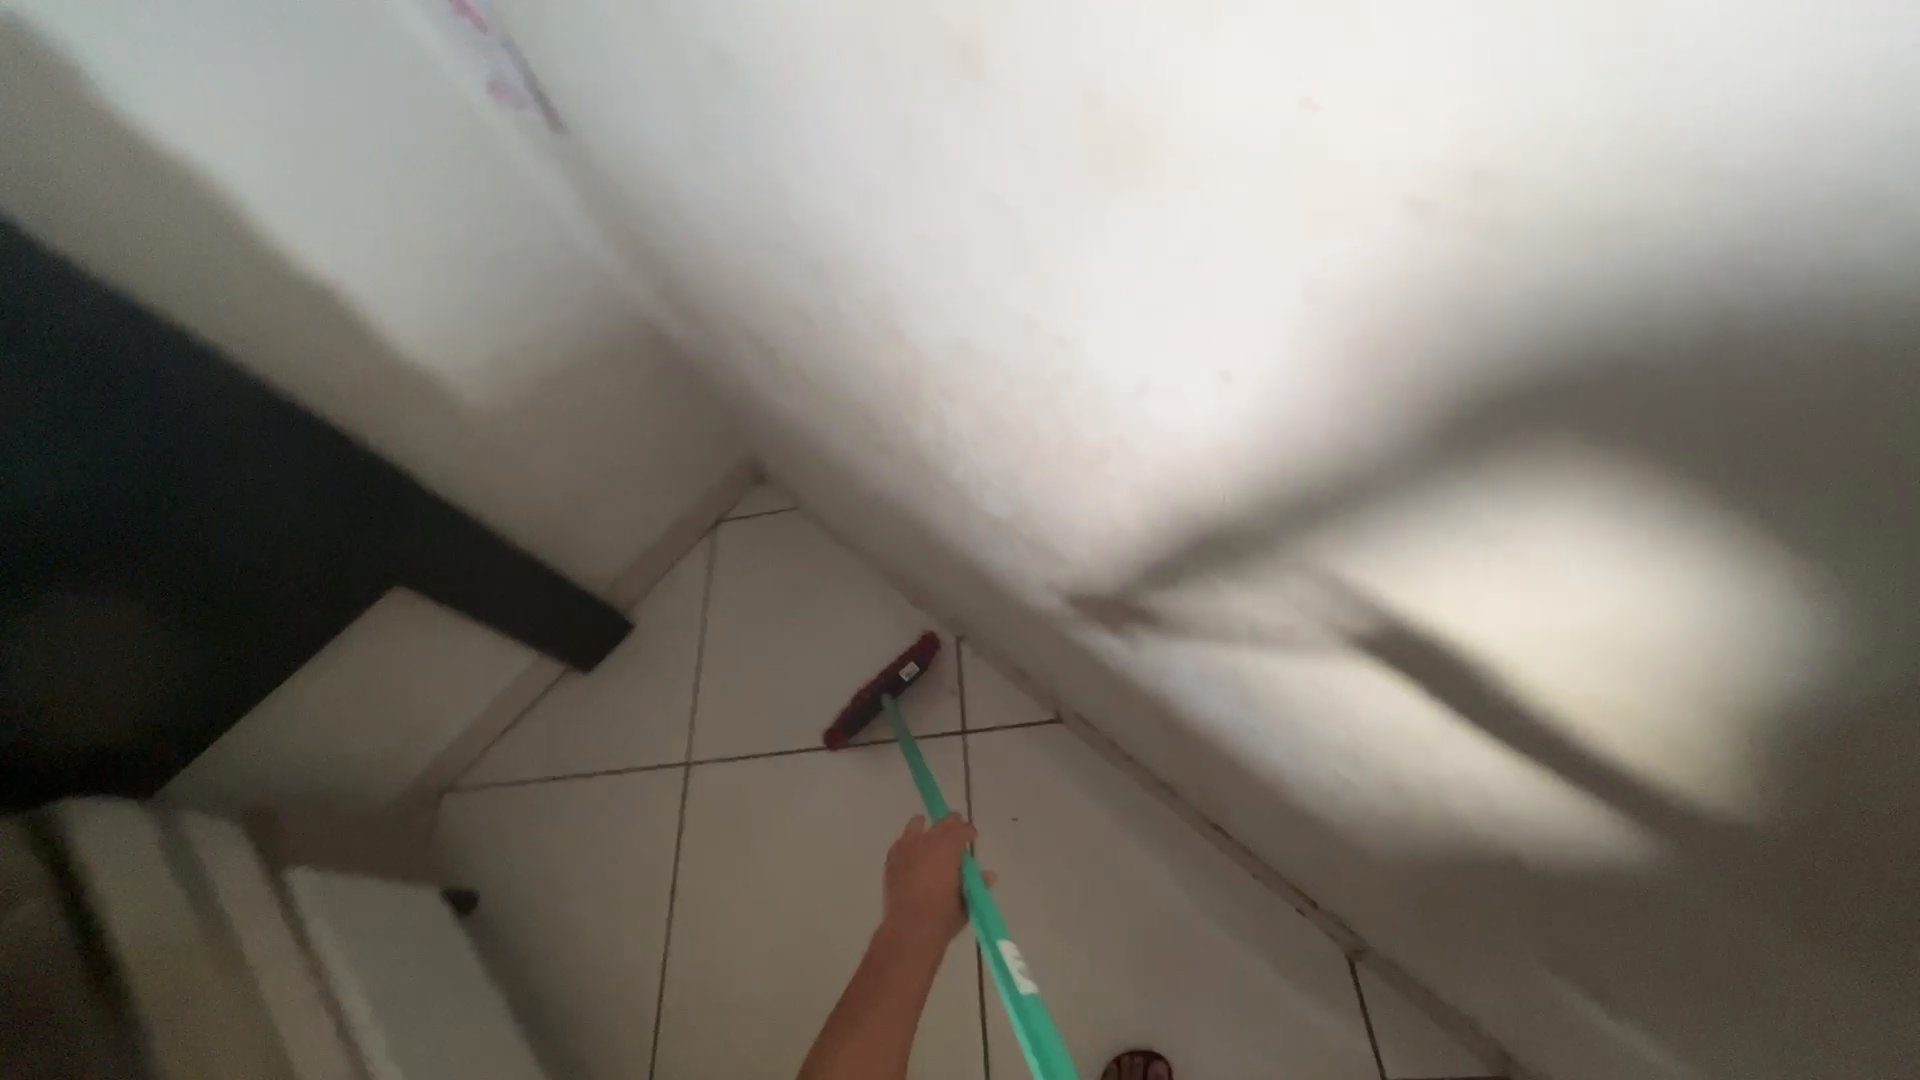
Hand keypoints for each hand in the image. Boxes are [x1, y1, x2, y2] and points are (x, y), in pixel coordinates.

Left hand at [882, 814, 993, 943]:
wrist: (909, 930)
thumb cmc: (942, 917)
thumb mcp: (966, 903)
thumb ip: (976, 885)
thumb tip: (989, 875)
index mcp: (949, 848)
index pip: (962, 829)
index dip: (969, 831)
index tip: (972, 837)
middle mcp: (927, 841)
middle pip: (942, 822)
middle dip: (952, 824)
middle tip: (957, 834)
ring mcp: (906, 848)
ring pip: (917, 825)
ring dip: (926, 828)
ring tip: (930, 838)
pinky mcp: (891, 860)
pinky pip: (901, 843)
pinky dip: (909, 844)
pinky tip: (912, 854)